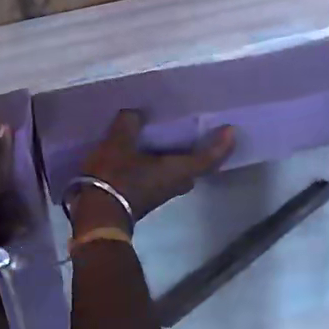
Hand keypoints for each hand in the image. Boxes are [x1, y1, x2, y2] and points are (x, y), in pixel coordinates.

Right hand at [70, 110, 235, 234]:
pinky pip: (165, 177)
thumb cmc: (115, 177)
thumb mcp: (118, 143)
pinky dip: (165, 163)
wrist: (97, 214)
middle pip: (198, 168)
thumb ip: (129, 123)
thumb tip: (136, 113)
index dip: (222, 144)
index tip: (231, 131)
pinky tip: (152, 151)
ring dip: (183, 158)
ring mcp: (161, 194)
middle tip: (205, 133)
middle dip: (204, 152)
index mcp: (177, 171)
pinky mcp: (147, 197)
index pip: (208, 158)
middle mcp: (176, 184)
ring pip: (180, 174)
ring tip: (176, 138)